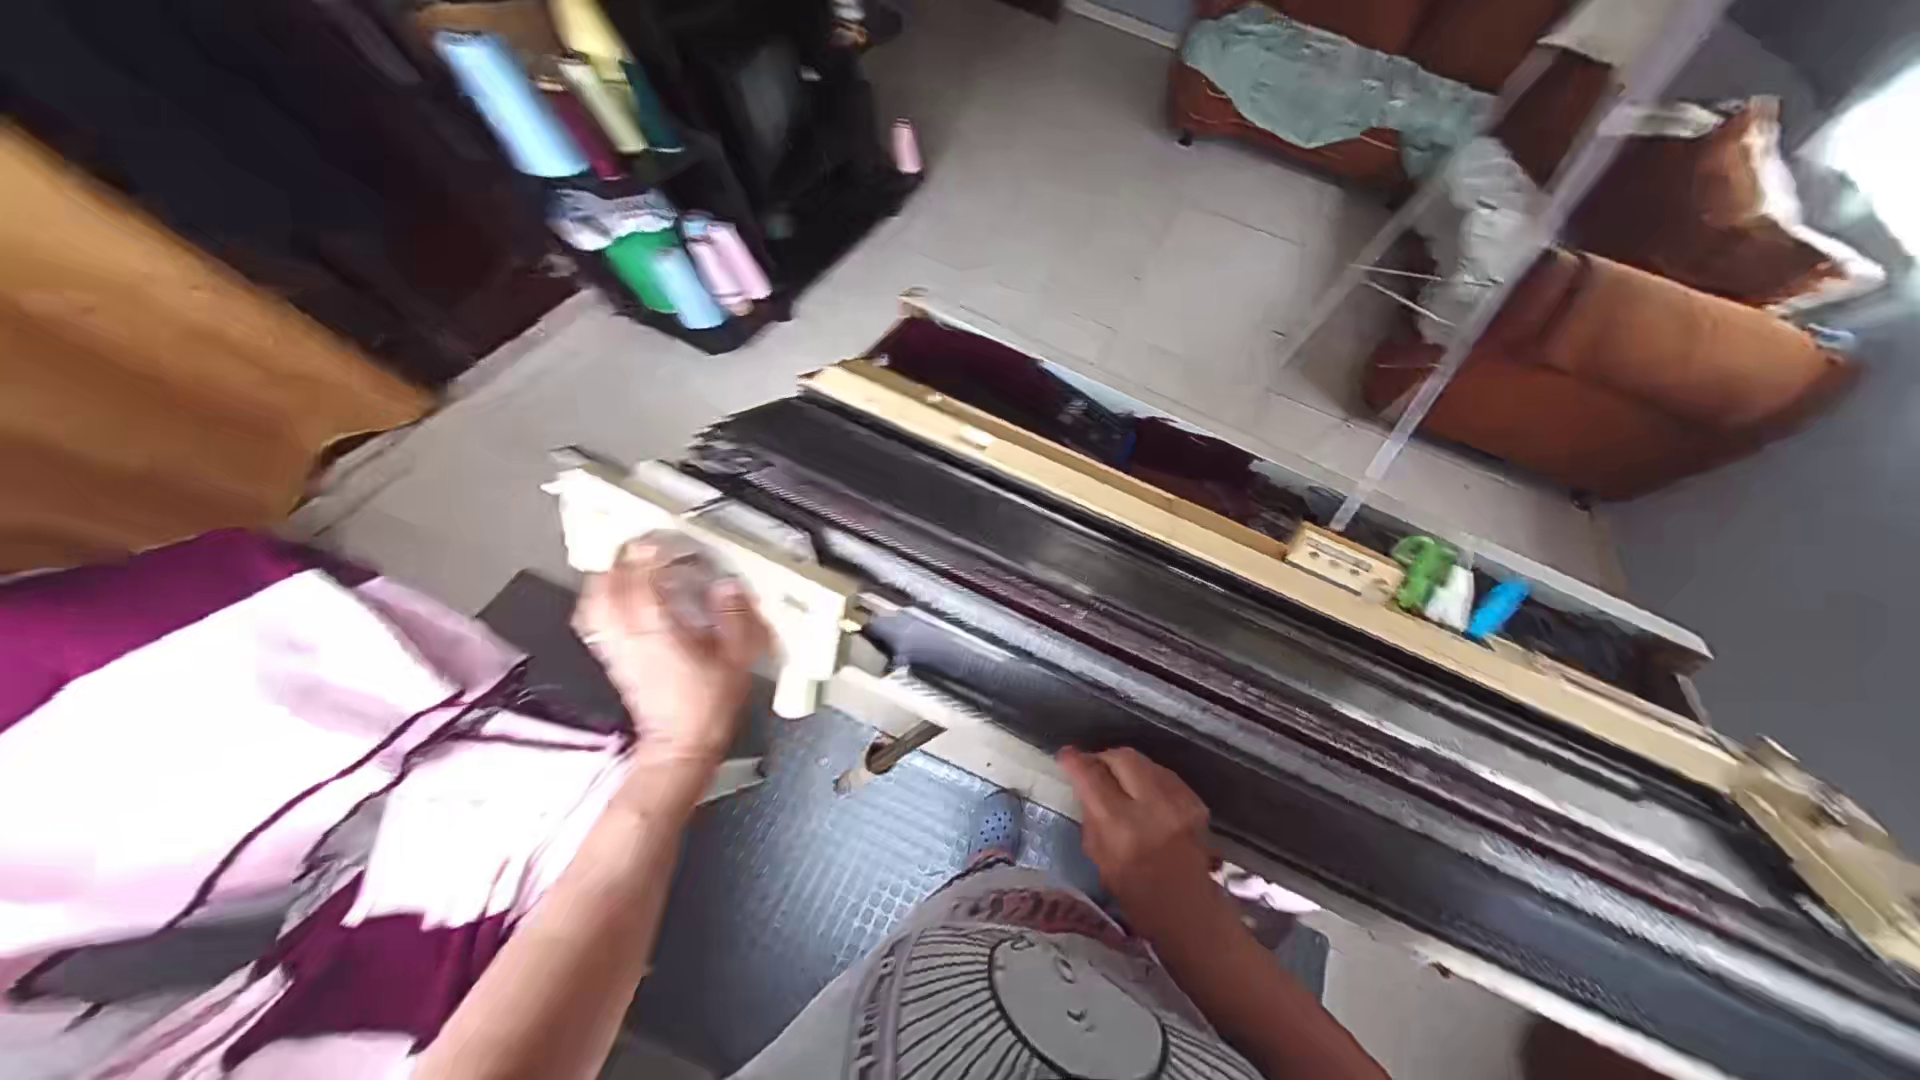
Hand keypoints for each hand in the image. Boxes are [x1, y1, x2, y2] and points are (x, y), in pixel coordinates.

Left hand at [574, 537, 769, 764]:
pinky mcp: (612, 659)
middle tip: (642, 544)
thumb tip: (728, 587)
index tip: (663, 540)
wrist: (681, 744)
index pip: (641, 580)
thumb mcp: (738, 659)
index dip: (649, 554)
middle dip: (622, 559)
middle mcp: (628, 635)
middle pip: (608, 586)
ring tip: (626, 563)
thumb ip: (736, 618)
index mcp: (658, 631)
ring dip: (607, 577)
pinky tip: (616, 595)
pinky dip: (600, 599)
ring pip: (594, 601)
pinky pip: (594, 620)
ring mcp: (615, 648)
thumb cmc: (708, 705)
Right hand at [1058, 747, 1214, 928]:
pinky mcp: (1197, 802)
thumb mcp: (1099, 858)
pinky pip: (1163, 773)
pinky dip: (1147, 777)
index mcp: (1122, 829)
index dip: (1074, 761)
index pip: (1092, 777)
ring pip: (1144, 761)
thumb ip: (1090, 815)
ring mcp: (1180, 803)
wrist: (1192, 914)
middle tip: (1092, 767)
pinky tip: (1143, 793)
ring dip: (1125, 766)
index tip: (1065, 756)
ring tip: (1117, 780)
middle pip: (1121, 757)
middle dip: (1102, 758)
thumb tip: (1083, 783)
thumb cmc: (1137, 894)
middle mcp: (1153, 809)